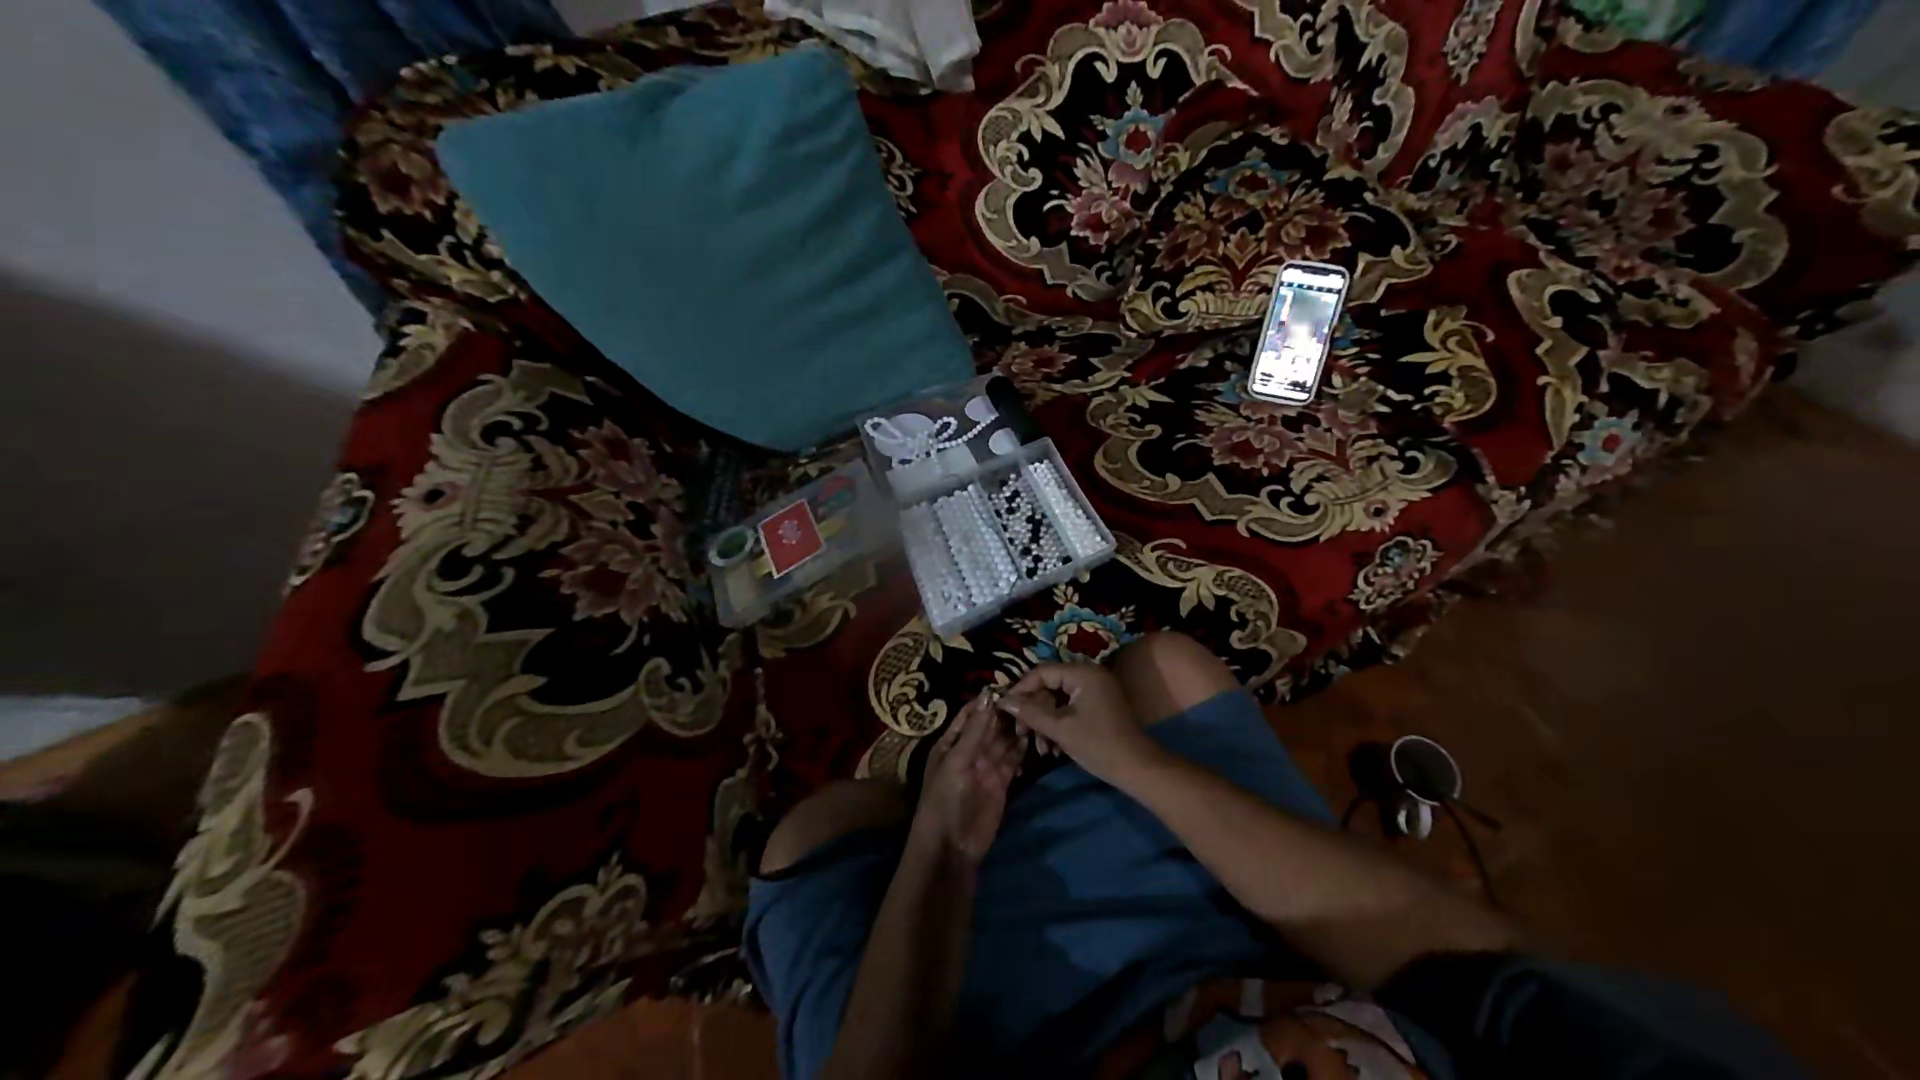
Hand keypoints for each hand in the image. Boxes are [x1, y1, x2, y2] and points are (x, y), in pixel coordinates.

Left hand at [914, 690, 1022, 861]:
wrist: (952, 845)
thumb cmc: (946, 798)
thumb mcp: (958, 760)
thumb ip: (975, 730)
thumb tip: (988, 694)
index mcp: (951, 742)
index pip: (971, 714)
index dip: (987, 700)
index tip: (1010, 684)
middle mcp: (969, 750)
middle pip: (990, 726)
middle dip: (1007, 713)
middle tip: (1032, 696)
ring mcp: (986, 766)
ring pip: (1004, 742)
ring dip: (1017, 730)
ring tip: (1038, 713)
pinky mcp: (1001, 782)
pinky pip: (1013, 760)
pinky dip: (1022, 750)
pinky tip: (1036, 736)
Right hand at [998, 663, 1163, 790]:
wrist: (1137, 768)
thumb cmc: (1098, 745)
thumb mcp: (1060, 728)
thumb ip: (1030, 712)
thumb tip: (1004, 700)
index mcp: (1083, 673)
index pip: (1042, 672)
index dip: (1022, 689)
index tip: (1007, 709)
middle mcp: (1090, 675)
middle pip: (1049, 686)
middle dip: (1034, 711)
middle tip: (1021, 733)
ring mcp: (1096, 690)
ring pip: (1058, 700)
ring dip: (1045, 723)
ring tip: (1039, 748)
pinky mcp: (1099, 705)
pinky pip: (1071, 708)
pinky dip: (1059, 725)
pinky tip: (1052, 748)